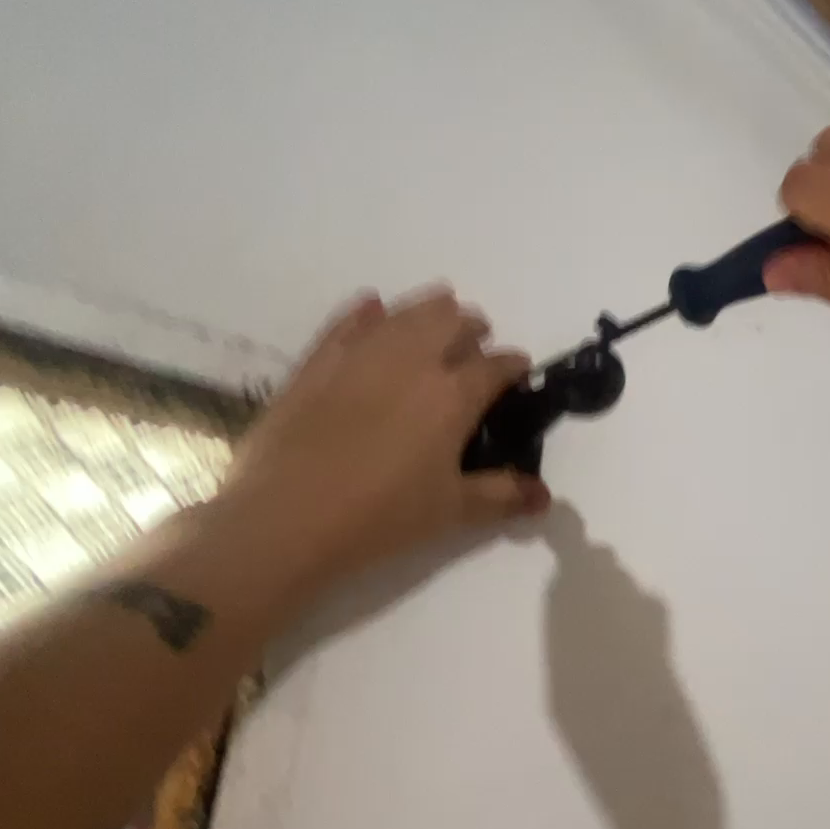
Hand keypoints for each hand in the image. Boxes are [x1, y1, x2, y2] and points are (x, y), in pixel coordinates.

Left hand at [214, 288, 549, 588]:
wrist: (283, 521)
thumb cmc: (381, 517)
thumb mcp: (452, 512)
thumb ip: (503, 496)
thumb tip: (546, 497)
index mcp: (452, 396)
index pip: (495, 366)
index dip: (513, 365)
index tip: (519, 370)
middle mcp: (411, 363)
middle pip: (451, 323)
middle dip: (472, 327)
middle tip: (477, 342)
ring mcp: (359, 357)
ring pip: (403, 314)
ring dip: (429, 309)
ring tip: (440, 310)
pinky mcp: (316, 364)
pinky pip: (347, 324)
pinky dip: (366, 312)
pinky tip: (373, 307)